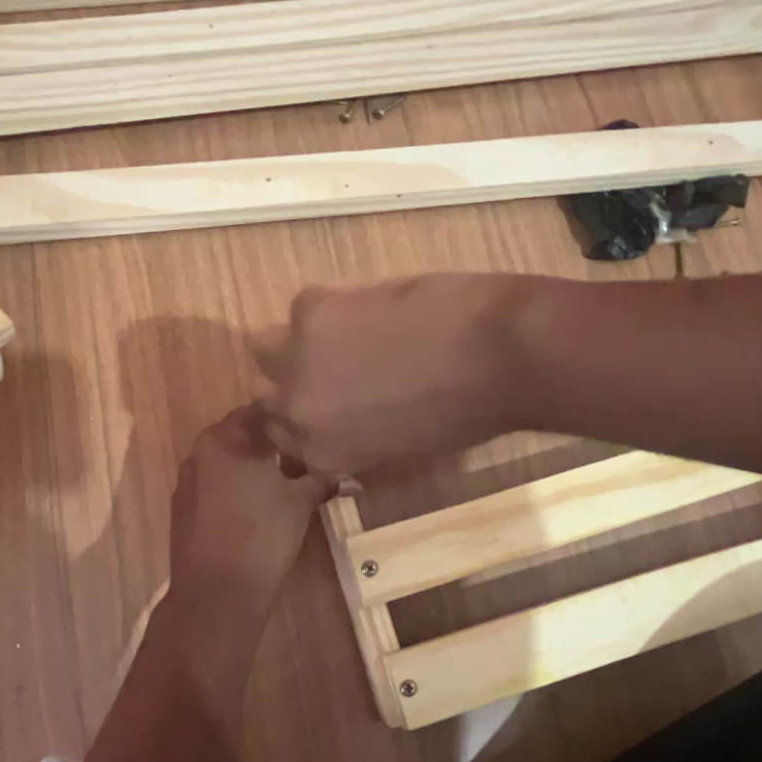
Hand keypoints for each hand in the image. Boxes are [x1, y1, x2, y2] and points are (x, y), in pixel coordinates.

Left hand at [167, 404, 335, 619]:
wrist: (216, 591)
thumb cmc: (262, 535)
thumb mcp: (299, 504)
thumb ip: (321, 483)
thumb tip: (352, 479)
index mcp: (228, 438)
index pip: (258, 411)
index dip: (284, 417)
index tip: (307, 428)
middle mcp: (201, 450)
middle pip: (238, 433)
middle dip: (267, 441)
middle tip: (299, 452)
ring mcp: (187, 479)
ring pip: (223, 459)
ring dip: (248, 464)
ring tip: (280, 478)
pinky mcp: (181, 506)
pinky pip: (211, 483)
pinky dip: (232, 486)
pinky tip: (254, 504)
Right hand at [251, 274, 529, 472]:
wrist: (497, 353)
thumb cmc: (467, 412)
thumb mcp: (403, 447)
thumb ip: (358, 439)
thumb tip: (345, 423)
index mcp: (324, 454)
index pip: (279, 439)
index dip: (295, 419)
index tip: (313, 402)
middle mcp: (298, 413)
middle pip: (264, 394)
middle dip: (287, 383)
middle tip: (328, 367)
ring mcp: (298, 361)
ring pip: (266, 346)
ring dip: (297, 343)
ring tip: (346, 334)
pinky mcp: (312, 308)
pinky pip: (300, 308)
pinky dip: (328, 309)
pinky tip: (368, 308)